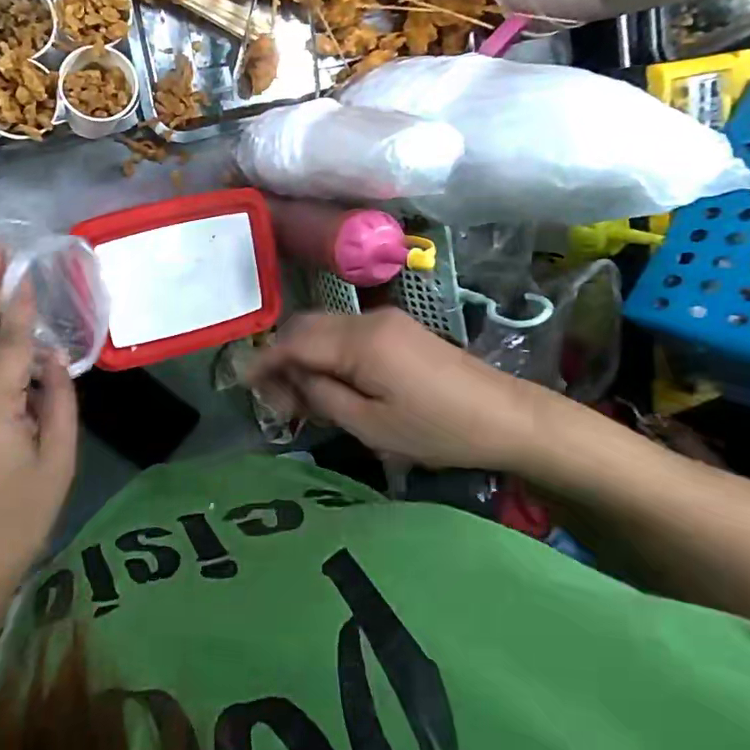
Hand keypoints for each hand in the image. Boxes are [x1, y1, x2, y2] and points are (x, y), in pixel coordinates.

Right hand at [247, 309, 558, 471]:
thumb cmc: (439, 430)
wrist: (505, 415)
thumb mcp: (373, 426)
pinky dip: (328, 354)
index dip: (265, 360)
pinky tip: (330, 384)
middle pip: (307, 326)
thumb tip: (294, 380)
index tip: (243, 384)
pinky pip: (347, 333)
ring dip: (304, 356)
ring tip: (300, 400)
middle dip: (281, 357)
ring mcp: (386, 320)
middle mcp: (368, 318)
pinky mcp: (399, 329)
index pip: (295, 339)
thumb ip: (324, 397)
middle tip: (275, 400)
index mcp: (360, 341)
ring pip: (326, 328)